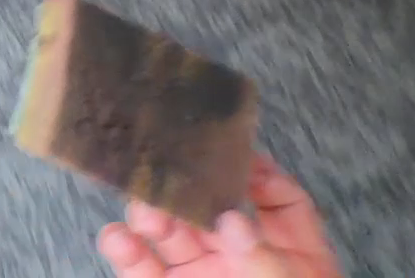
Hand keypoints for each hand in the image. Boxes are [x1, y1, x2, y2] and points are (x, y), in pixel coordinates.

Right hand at [96, 154, 340, 276]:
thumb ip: (265, 265)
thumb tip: (229, 217)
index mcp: (294, 262)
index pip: (277, 200)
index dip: (255, 170)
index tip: (224, 148)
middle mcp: (241, 264)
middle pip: (209, 206)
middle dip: (184, 187)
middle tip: (164, 173)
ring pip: (168, 230)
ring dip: (151, 213)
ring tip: (146, 212)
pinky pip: (140, 268)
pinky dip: (125, 250)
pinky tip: (120, 240)